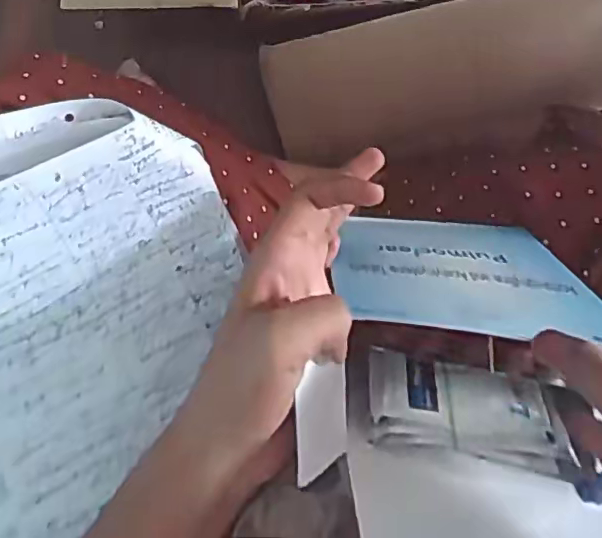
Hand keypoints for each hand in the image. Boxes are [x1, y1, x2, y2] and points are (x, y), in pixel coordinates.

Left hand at [173, 149, 385, 475]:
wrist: (224, 441)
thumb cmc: (241, 385)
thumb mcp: (280, 341)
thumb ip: (322, 312)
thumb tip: (346, 312)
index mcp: (273, 260)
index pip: (306, 204)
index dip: (339, 187)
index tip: (377, 190)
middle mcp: (283, 269)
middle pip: (315, 211)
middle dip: (344, 183)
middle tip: (376, 162)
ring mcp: (293, 296)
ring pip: (324, 240)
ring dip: (347, 216)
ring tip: (372, 197)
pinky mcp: (305, 326)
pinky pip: (333, 279)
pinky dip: (349, 259)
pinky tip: (359, 262)